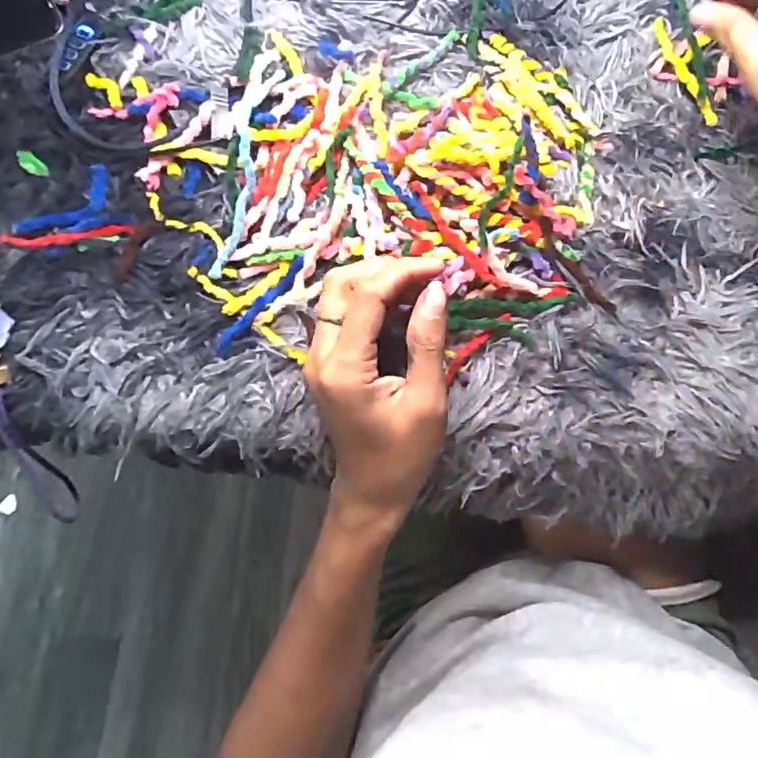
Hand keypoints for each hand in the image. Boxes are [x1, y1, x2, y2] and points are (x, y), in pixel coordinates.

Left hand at [305, 257, 449, 525]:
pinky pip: (341, 312)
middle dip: (385, 268)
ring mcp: (316, 356)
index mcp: (343, 367)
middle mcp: (319, 355)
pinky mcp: (324, 359)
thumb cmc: (403, 456)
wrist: (369, 493)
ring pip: (337, 293)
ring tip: (419, 281)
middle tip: (428, 272)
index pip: (366, 296)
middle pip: (341, 283)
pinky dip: (371, 296)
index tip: (441, 265)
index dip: (404, 271)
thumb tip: (437, 289)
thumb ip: (427, 342)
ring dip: (377, 278)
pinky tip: (402, 301)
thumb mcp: (426, 401)